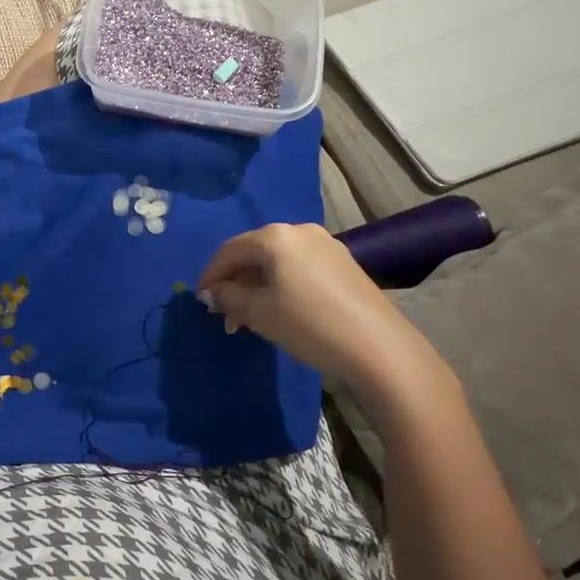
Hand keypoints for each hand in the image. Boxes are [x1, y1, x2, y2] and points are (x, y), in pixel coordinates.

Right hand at [196, 223, 446, 397]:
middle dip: (236, 282)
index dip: (210, 275)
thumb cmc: (309, 324)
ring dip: (259, 286)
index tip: (200, 300)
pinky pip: (301, 269)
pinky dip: (283, 285)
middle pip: (255, 253)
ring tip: (251, 317)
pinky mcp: (345, 265)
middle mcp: (300, 231)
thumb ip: (228, 297)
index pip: (230, 250)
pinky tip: (282, 311)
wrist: (379, 348)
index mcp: (275, 236)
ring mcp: (327, 246)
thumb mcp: (259, 313)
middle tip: (226, 314)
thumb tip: (211, 292)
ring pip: (279, 262)